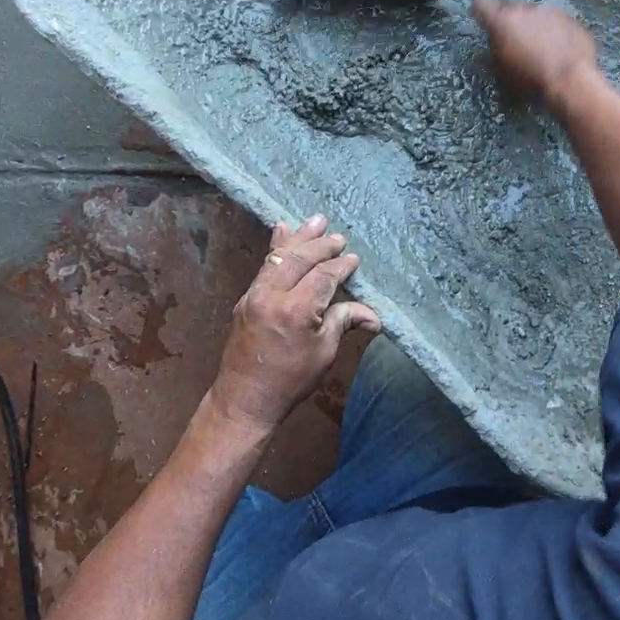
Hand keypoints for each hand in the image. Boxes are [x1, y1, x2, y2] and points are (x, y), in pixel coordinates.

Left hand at [208, 215, 379, 432]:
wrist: (245, 399)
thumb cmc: (291, 380)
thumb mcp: (324, 352)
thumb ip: (344, 322)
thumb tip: (374, 316)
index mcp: (296, 310)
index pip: (323, 276)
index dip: (341, 266)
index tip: (354, 259)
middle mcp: (273, 295)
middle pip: (301, 259)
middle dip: (321, 245)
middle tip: (339, 236)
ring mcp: (255, 294)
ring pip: (280, 257)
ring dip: (299, 237)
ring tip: (316, 220)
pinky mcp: (246, 298)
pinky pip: (264, 266)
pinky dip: (276, 247)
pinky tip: (282, 230)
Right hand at [471, 0, 600, 105]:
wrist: (570, 80)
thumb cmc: (531, 79)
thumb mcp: (501, 71)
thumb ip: (495, 48)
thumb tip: (497, 43)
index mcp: (502, 20)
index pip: (481, 3)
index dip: (480, 9)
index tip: (480, 15)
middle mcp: (524, 9)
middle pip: (511, 8)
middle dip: (511, 22)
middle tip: (513, 42)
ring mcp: (550, 12)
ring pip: (536, 15)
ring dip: (534, 27)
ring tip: (538, 50)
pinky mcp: (570, 20)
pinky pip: (556, 23)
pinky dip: (554, 33)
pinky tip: (557, 51)